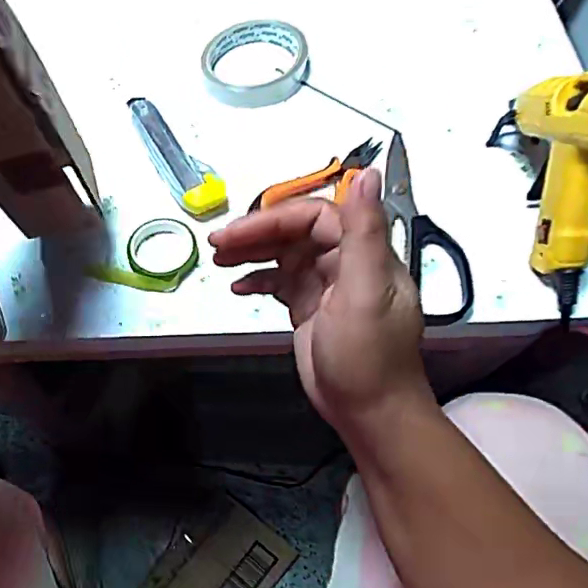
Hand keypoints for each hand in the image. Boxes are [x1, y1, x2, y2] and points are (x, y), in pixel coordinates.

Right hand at [209, 169, 431, 431]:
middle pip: (295, 233)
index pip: (314, 218)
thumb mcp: (365, 292)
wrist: (369, 413)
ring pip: (285, 255)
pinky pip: (282, 283)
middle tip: (217, 244)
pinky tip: (238, 285)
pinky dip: (259, 280)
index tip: (238, 232)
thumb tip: (370, 174)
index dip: (274, 219)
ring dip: (252, 253)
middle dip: (256, 234)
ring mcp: (327, 287)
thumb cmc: (369, 358)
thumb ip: (364, 232)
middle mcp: (346, 263)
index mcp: (363, 253)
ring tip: (219, 258)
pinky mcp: (312, 310)